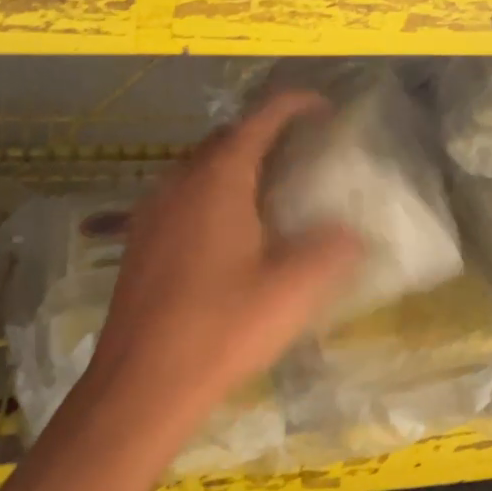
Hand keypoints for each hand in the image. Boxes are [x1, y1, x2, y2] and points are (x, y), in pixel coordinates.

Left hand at [0, 91, 361, 490]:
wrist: (140, 385)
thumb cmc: (221, 329)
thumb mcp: (291, 291)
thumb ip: (331, 251)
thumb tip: (352, 232)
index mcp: (219, 177)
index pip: (260, 118)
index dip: (294, 104)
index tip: (324, 108)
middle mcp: (181, 179)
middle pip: (228, 137)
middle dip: (266, 134)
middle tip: (301, 155)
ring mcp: (153, 208)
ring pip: (201, 166)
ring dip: (236, 164)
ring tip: (270, 193)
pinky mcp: (139, 238)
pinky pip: (182, 195)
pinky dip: (211, 193)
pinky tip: (228, 235)